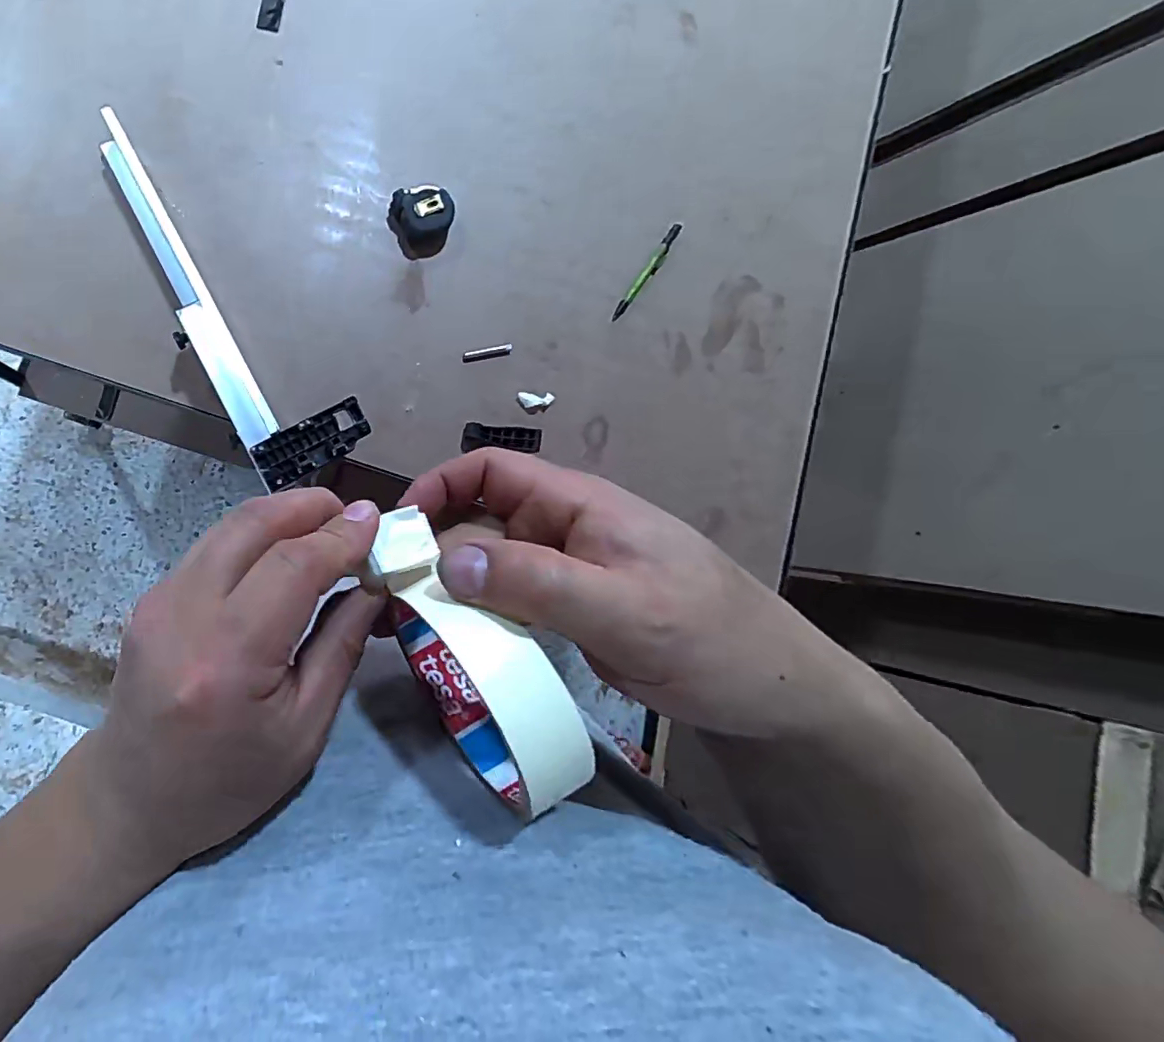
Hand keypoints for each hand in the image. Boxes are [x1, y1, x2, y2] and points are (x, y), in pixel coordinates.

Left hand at [78, 489, 384, 868]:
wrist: (133, 795)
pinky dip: (253, 537)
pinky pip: (211, 548)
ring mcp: (158, 599)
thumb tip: (370, 583)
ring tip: (324, 525)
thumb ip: (339, 647)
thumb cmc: (228, 781)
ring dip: (281, 515)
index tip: (376, 521)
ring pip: (227, 528)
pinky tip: (281, 552)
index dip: (339, 536)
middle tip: (352, 513)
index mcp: (228, 658)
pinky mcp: (150, 598)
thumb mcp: (303, 729)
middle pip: (252, 525)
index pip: (292, 565)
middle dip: (308, 506)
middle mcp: (184, 613)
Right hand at [399, 450, 857, 738]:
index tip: (400, 528)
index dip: (438, 486)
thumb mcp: (623, 609)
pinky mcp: (562, 609)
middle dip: (432, 548)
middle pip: (476, 520)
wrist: (771, 694)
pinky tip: (454, 642)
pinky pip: (503, 601)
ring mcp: (560, 571)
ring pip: (486, 566)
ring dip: (449, 587)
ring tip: (410, 624)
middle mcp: (560, 529)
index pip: (490, 470)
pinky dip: (474, 615)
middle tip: (393, 593)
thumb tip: (448, 563)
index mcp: (575, 505)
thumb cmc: (710, 638)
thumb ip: (536, 582)